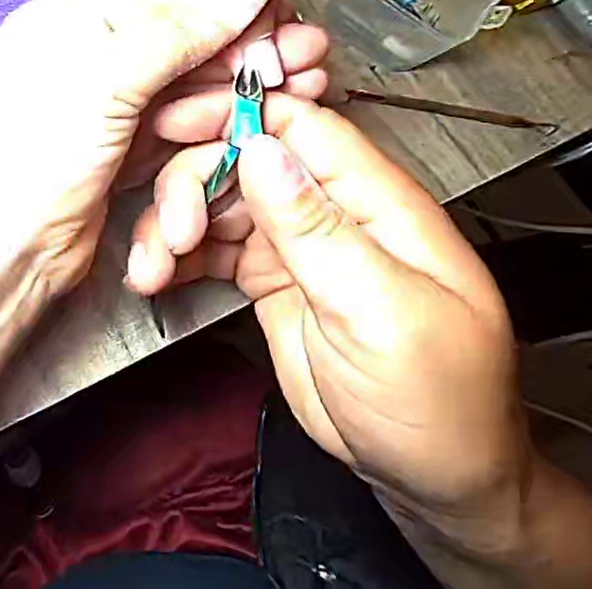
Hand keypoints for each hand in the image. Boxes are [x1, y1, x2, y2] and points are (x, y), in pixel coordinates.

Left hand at [0, 0, 325, 585]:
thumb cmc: (28, 160)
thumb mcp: (99, 80)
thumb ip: (171, 28)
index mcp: (64, 24)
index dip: (221, 11)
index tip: (277, 28)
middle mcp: (82, 60)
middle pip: (178, 47)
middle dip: (237, 62)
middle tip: (301, 69)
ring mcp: (101, 111)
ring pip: (183, 96)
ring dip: (227, 108)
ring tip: (284, 108)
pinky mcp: (118, 155)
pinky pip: (176, 137)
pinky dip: (204, 146)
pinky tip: (237, 142)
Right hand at [126, 94, 528, 530]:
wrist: (429, 477)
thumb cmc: (438, 404)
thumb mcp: (383, 314)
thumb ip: (317, 228)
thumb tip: (261, 150)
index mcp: (373, 202)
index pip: (297, 124)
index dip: (232, 114)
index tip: (174, 124)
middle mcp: (326, 210)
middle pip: (237, 160)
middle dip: (189, 185)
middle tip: (171, 232)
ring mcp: (291, 240)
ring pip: (211, 200)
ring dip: (170, 226)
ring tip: (153, 268)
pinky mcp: (263, 271)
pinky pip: (204, 245)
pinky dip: (172, 255)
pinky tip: (156, 276)